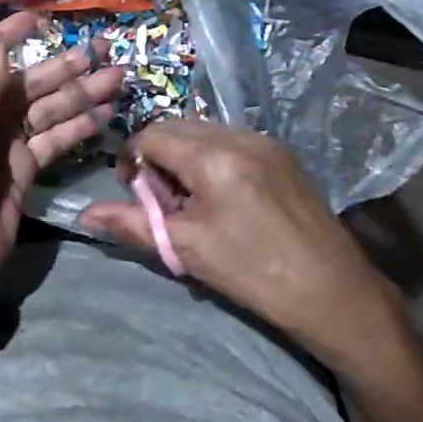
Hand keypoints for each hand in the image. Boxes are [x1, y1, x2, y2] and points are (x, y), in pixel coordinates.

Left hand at [0, 10, 125, 321]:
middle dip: (62, 64)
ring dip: (80, 93)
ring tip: (117, 77)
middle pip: (26, 82)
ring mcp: (5, 145)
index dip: (9, 36)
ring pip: (48, 109)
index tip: (41, 17)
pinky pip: (56, 140)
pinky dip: (79, 127)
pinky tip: (105, 115)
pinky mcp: (25, 172)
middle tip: (102, 48)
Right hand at [78, 120, 407, 377]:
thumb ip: (132, 224)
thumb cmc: (255, 273)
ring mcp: (265, 142)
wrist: (336, 294)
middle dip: (158, 158)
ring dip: (184, 157)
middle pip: (176, 127)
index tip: (137, 194)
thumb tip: (86, 215)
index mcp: (213, 156)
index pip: (151, 135)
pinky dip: (212, 159)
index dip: (133, 161)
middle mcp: (239, 135)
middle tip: (167, 202)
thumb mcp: (187, 248)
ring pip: (203, 132)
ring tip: (195, 203)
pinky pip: (230, 141)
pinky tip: (224, 200)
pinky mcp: (282, 154)